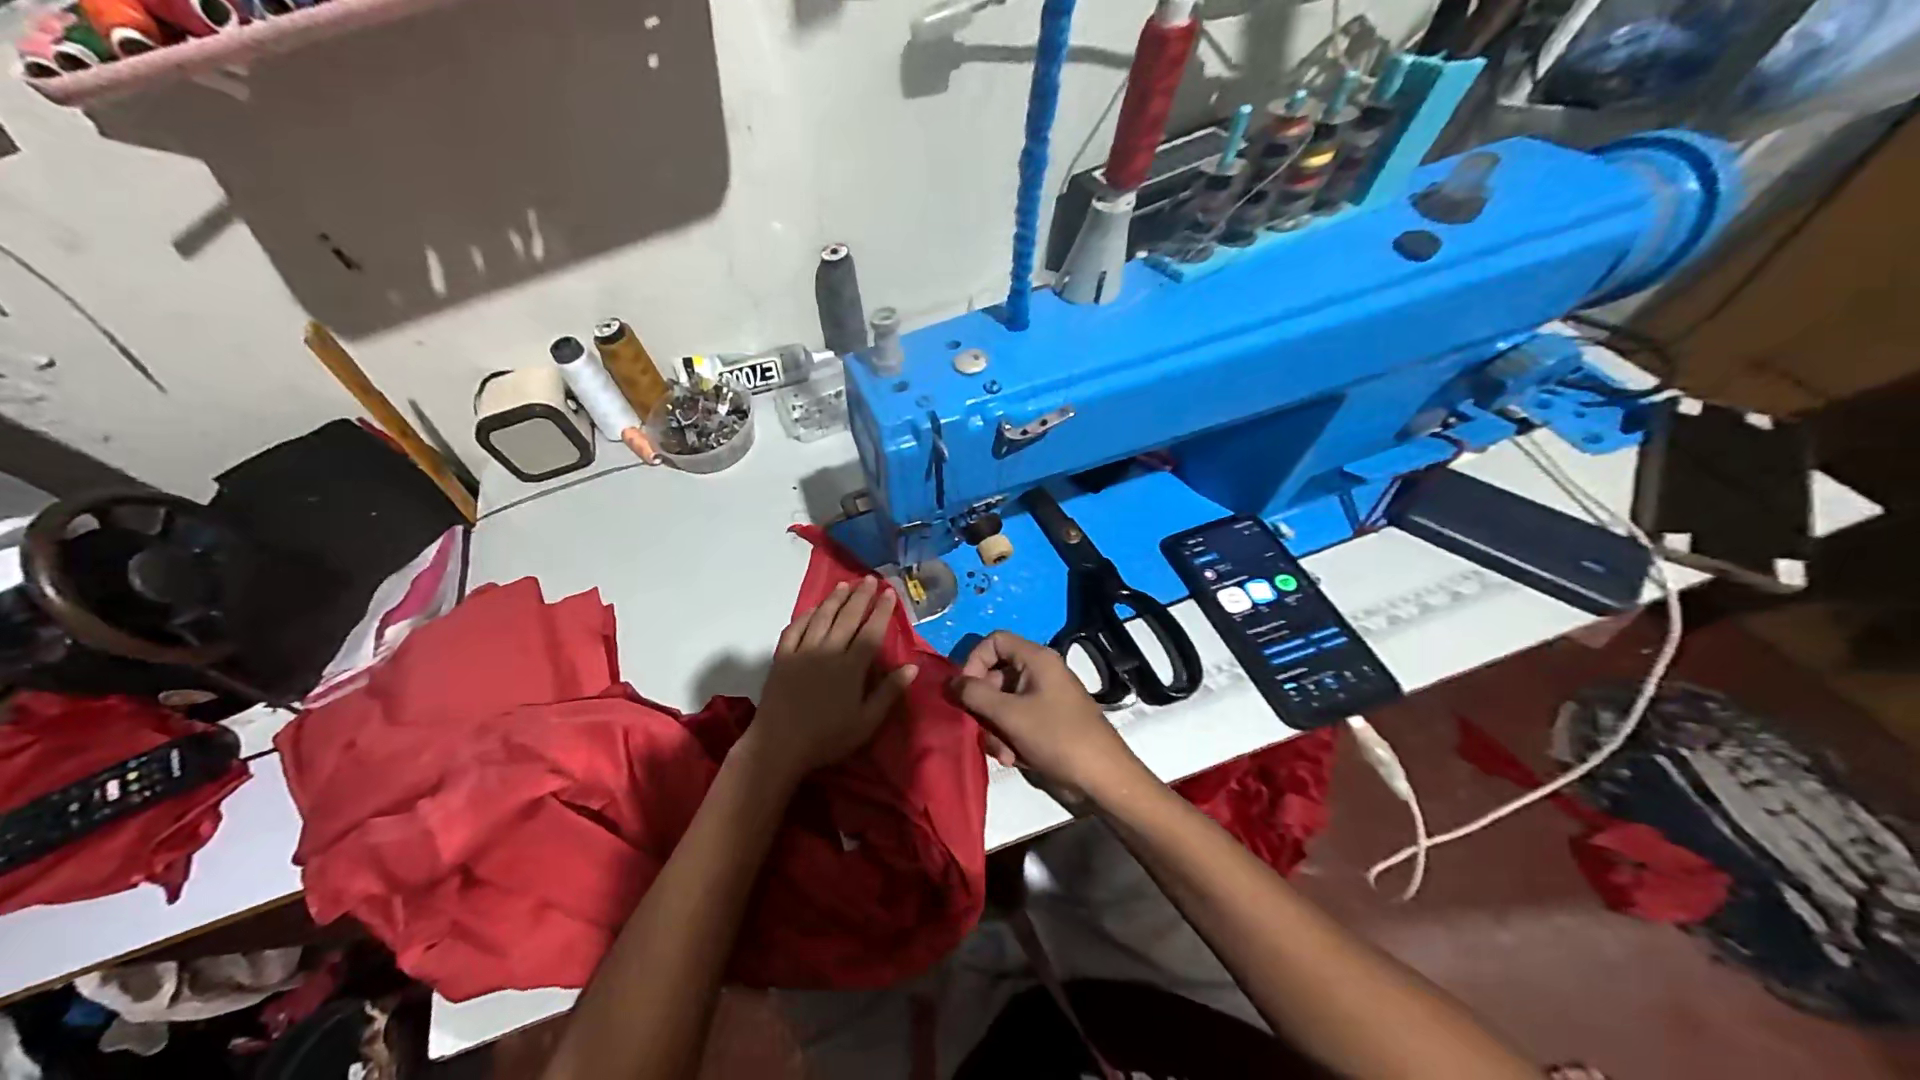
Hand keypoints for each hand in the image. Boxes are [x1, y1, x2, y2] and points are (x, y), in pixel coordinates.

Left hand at [747, 577, 918, 777]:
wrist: (779, 745)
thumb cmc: (828, 738)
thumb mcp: (866, 722)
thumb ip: (889, 692)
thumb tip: (912, 666)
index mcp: (851, 667)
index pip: (871, 631)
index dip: (882, 610)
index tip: (889, 592)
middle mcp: (828, 652)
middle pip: (847, 617)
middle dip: (860, 596)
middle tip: (870, 579)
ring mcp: (802, 652)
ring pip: (821, 618)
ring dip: (834, 600)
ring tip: (845, 585)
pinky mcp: (782, 658)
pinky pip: (794, 629)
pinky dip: (805, 616)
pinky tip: (812, 609)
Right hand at [951, 630, 1149, 799]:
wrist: (1100, 776)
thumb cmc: (1056, 737)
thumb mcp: (1009, 715)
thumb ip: (974, 695)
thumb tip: (949, 682)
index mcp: (1036, 659)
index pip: (994, 641)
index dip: (974, 661)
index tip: (965, 690)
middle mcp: (1039, 672)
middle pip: (994, 675)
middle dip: (983, 705)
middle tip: (982, 728)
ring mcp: (1043, 697)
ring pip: (1001, 702)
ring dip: (995, 727)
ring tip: (1004, 751)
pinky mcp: (1045, 720)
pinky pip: (1015, 719)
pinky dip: (1009, 737)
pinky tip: (1014, 757)